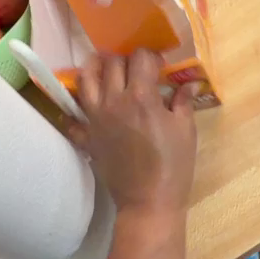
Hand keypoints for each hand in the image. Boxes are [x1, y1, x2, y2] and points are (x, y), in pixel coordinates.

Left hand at [64, 50, 198, 218]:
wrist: (148, 202)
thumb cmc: (173, 167)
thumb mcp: (186, 131)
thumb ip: (183, 102)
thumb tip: (188, 83)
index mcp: (141, 97)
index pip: (141, 58)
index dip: (151, 57)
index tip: (159, 66)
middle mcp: (113, 101)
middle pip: (111, 63)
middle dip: (125, 60)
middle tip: (135, 70)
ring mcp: (95, 118)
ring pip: (86, 79)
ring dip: (95, 68)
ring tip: (104, 70)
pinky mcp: (86, 137)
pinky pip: (72, 116)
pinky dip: (75, 107)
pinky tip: (86, 105)